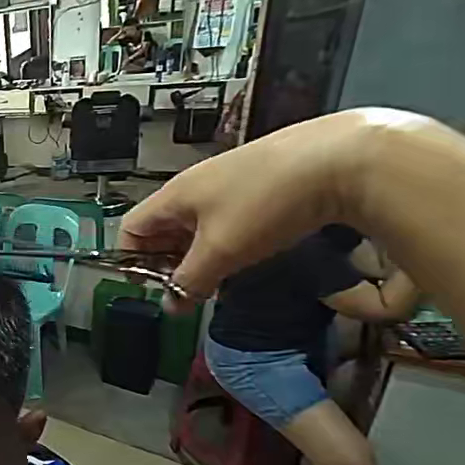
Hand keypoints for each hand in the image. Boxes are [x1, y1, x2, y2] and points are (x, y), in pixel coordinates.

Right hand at [120, 109, 428, 299]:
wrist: (334, 159)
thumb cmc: (264, 201)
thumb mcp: (221, 250)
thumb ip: (189, 280)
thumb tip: (171, 305)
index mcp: (174, 196)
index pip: (131, 228)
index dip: (130, 260)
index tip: (149, 289)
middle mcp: (194, 188)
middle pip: (162, 230)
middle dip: (167, 264)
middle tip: (186, 292)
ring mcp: (226, 187)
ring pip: (195, 230)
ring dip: (198, 259)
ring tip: (216, 283)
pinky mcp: (255, 190)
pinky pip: (224, 224)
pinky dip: (225, 247)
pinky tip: (244, 262)